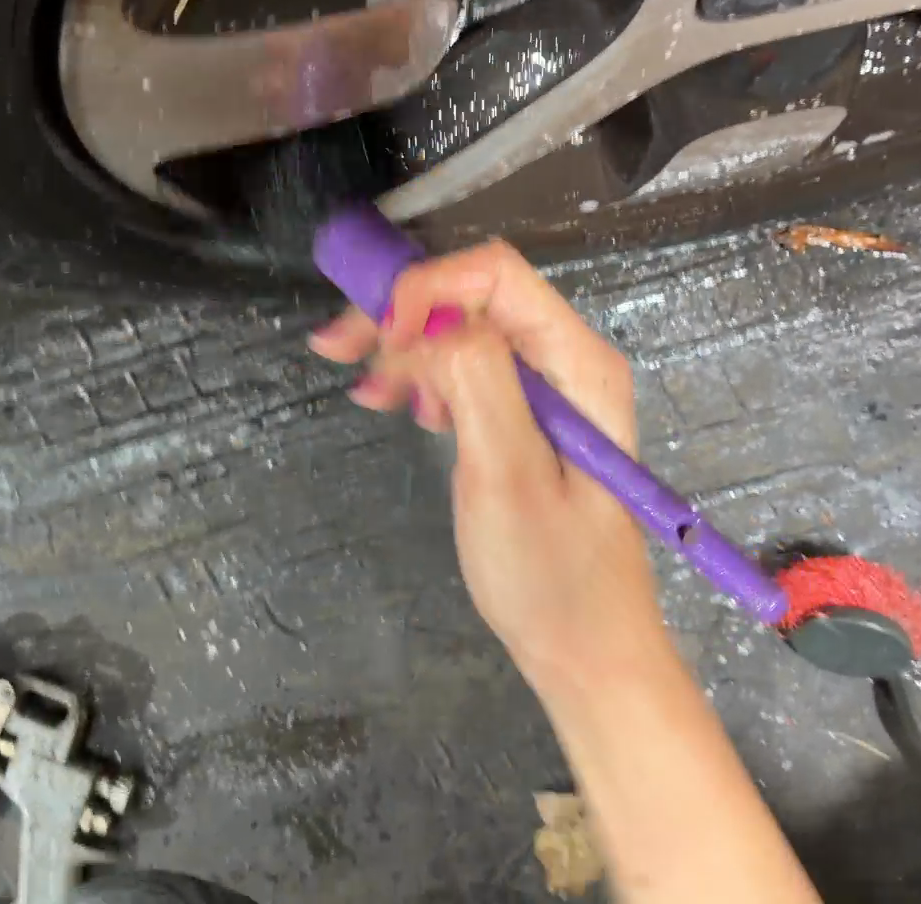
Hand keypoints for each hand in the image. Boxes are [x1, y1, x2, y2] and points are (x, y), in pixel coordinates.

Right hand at [309, 241, 666, 687]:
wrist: (583, 645)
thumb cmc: (551, 574)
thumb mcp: (509, 477)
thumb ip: (478, 383)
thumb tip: (429, 321)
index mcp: (576, 362)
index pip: (495, 275)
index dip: (428, 288)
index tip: (379, 339)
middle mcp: (560, 359)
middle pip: (470, 295)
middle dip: (400, 312)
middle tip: (337, 348)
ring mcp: (538, 386)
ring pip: (457, 329)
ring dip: (402, 346)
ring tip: (366, 390)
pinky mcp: (516, 413)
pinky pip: (460, 368)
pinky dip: (418, 376)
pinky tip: (396, 404)